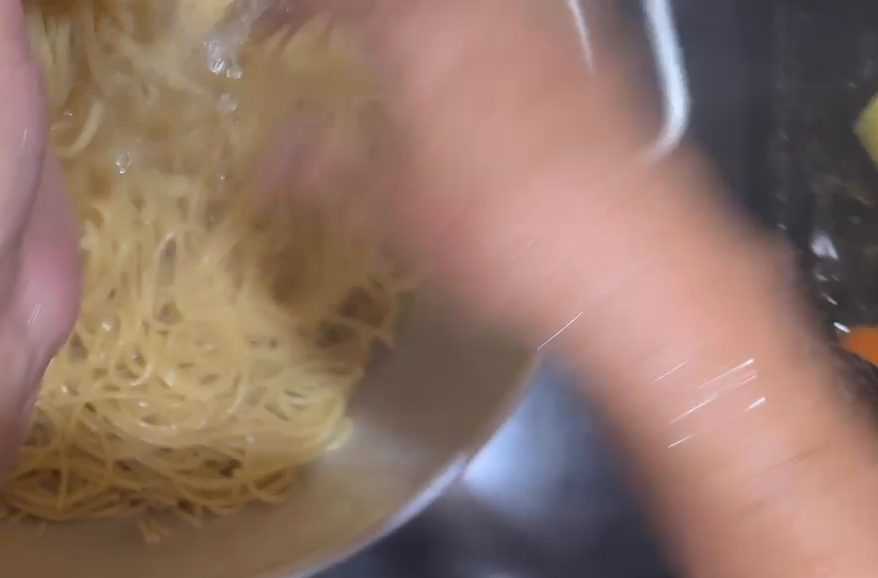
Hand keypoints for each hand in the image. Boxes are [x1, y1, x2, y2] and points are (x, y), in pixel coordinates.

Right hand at [296, 0, 721, 339]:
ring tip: (366, 38)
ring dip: (401, 16)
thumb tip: (264, 157)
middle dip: (346, 6)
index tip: (257, 29)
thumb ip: (318, 169)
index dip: (293, 6)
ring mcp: (541, 23)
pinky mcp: (576, 45)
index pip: (348, 0)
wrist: (620, 253)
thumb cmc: (490, 234)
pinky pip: (498, 15)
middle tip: (309, 25)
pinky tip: (442, 56)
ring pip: (456, 3)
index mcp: (430, 42)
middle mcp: (490, 15)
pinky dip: (451, 24)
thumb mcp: (385, 212)